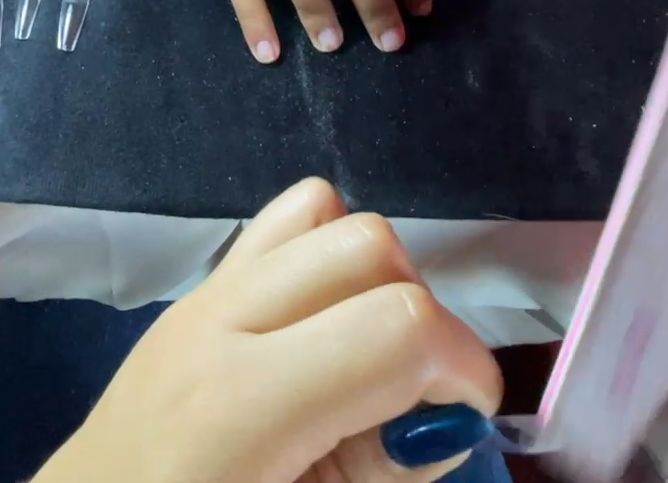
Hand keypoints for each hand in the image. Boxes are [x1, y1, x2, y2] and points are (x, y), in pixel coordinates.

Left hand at [33, 179, 500, 482]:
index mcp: (241, 405)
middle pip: (366, 243)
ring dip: (373, 273)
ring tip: (364, 350)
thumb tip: (442, 413)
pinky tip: (322, 322)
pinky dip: (327, 252)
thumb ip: (380, 472)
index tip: (463, 416)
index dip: (463, 366)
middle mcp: (220, 319)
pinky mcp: (204, 282)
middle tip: (412, 391)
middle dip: (422, 311)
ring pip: (326, 211)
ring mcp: (206, 289)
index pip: (394, 324)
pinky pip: (283, 222)